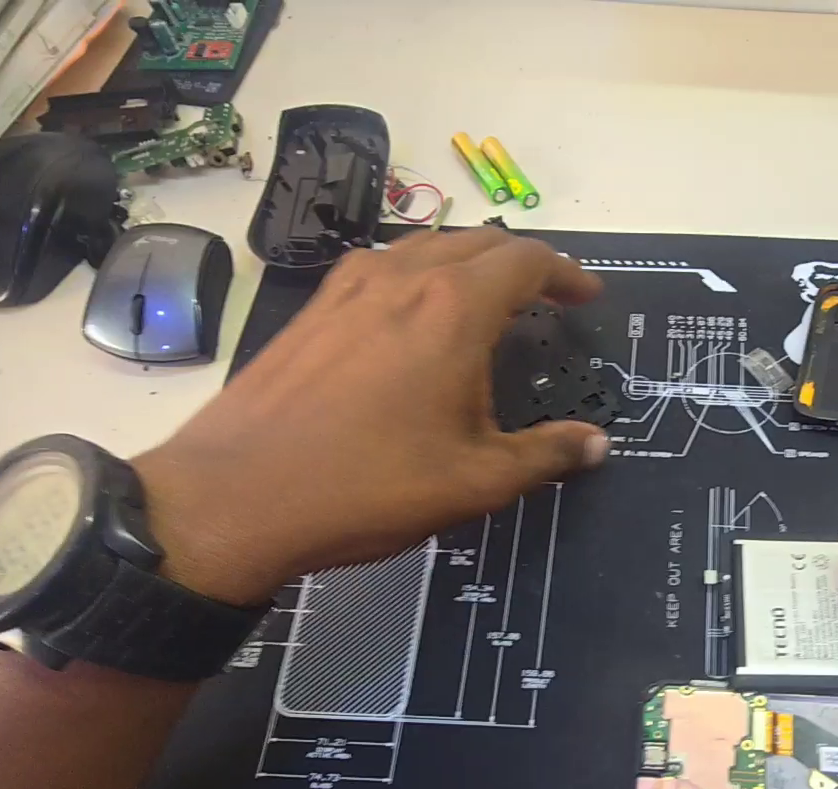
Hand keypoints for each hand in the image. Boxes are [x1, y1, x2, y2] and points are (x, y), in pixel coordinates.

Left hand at [133, 229, 609, 604]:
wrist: (239, 496)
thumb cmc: (372, 486)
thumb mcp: (478, 481)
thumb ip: (546, 455)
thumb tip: (598, 444)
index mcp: (453, 310)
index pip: (526, 261)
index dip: (566, 274)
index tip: (589, 297)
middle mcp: (402, 279)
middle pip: (478, 243)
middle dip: (525, 264)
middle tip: (551, 298)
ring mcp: (349, 288)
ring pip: (427, 248)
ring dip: (471, 264)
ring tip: (492, 300)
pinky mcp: (313, 309)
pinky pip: (384, 268)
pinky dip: (422, 276)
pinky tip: (417, 317)